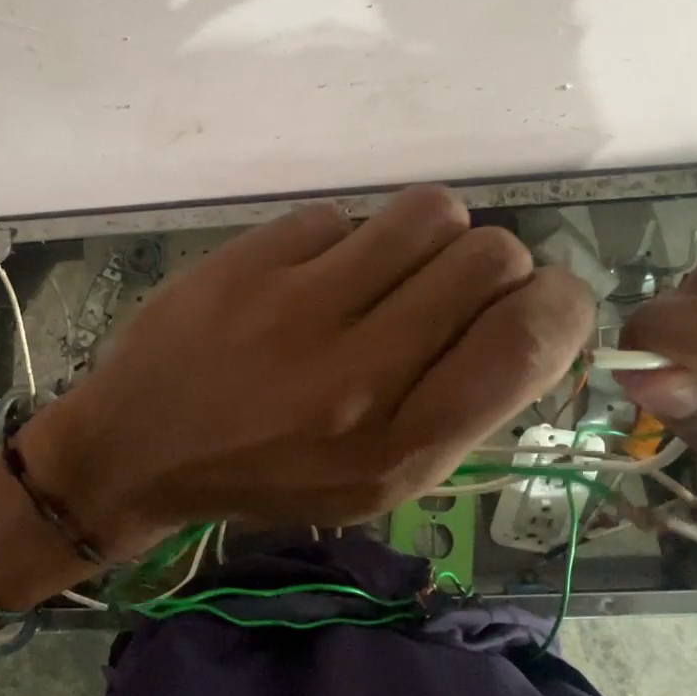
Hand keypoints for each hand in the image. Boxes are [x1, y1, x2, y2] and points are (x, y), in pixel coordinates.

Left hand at [18, 185, 593, 558]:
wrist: (138, 448)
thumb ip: (458, 408)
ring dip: (429, 235)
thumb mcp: (373, 482)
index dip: (557, 307)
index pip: (528, 339)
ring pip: (428, 213)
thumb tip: (524, 315)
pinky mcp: (248, 259)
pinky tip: (310, 277)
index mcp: (399, 448)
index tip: (535, 305)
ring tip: (389, 270)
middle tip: (447, 292)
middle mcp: (357, 373)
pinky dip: (345, 240)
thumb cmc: (264, 475)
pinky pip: (345, 214)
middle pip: (490, 258)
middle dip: (492, 267)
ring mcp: (296, 306)